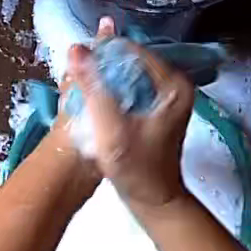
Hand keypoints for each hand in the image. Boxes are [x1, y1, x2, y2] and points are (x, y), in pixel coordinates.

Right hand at [66, 18, 193, 210]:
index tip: (77, 63)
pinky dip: (110, 87)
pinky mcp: (156, 104)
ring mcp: (167, 94)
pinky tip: (92, 95)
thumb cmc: (136, 169)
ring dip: (103, 75)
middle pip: (130, 58)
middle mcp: (175, 83)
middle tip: (76, 74)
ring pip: (127, 71)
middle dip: (101, 64)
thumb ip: (93, 87)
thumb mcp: (110, 128)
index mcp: (173, 83)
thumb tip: (75, 48)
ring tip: (81, 84)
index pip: (131, 50)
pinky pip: (129, 84)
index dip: (101, 53)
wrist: (153, 201)